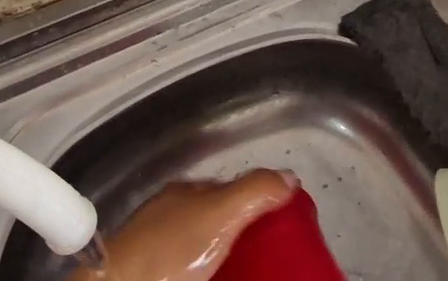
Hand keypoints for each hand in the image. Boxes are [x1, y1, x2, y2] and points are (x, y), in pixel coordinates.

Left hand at [68, 169, 298, 280]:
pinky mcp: (157, 275)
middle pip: (220, 226)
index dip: (261, 208)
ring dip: (231, 265)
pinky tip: (224, 280)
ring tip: (254, 273)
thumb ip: (254, 191)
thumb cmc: (168, 253)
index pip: (234, 193)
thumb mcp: (218, 214)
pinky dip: (213, 275)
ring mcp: (161, 254)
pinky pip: (194, 273)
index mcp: (187, 196)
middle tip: (274, 260)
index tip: (287, 231)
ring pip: (206, 254)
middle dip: (247, 242)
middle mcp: (172, 219)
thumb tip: (290, 177)